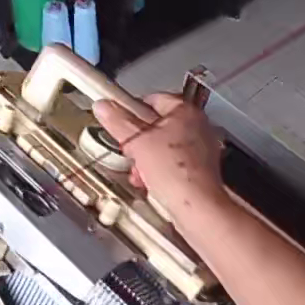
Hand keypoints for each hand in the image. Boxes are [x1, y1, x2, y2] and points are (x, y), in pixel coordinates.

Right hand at [90, 92, 226, 218]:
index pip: (153, 99)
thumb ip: (118, 122)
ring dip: (146, 160)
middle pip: (157, 126)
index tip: (119, 120)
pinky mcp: (198, 171)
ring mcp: (200, 149)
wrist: (196, 205)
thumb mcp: (137, 143)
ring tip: (140, 171)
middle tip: (131, 151)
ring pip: (163, 148)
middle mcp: (198, 127)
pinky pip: (172, 165)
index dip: (132, 111)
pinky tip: (150, 182)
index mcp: (186, 111)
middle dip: (139, 142)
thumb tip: (104, 107)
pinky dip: (159, 172)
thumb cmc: (177, 172)